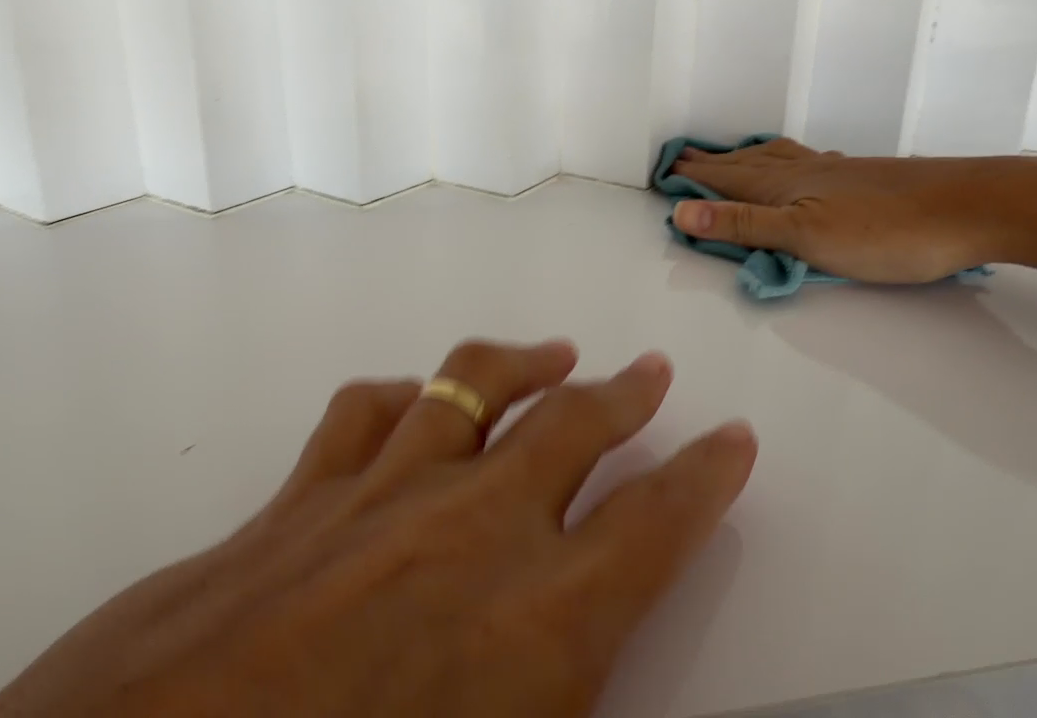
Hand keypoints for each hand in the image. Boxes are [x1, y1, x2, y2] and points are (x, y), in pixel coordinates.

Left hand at [0, 340, 756, 717]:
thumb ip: (561, 700)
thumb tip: (577, 670)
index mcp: (539, 623)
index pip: (657, 526)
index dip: (707, 479)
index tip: (732, 443)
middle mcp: (472, 534)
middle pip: (575, 430)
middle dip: (626, 396)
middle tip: (652, 374)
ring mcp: (383, 498)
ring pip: (476, 393)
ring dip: (524, 366)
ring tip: (555, 352)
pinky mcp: (304, 494)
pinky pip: (367, 414)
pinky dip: (404, 395)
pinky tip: (419, 392)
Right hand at [668, 137, 1010, 282]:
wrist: (976, 207)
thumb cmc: (888, 231)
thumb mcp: (806, 236)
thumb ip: (745, 225)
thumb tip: (681, 213)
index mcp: (786, 185)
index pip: (727, 179)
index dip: (694, 177)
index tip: (663, 170)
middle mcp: (807, 171)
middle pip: (748, 163)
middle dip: (713, 163)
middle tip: (683, 157)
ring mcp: (839, 172)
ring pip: (779, 159)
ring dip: (747, 158)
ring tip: (730, 156)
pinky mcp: (866, 179)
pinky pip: (808, 163)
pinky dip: (786, 161)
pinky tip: (803, 167)